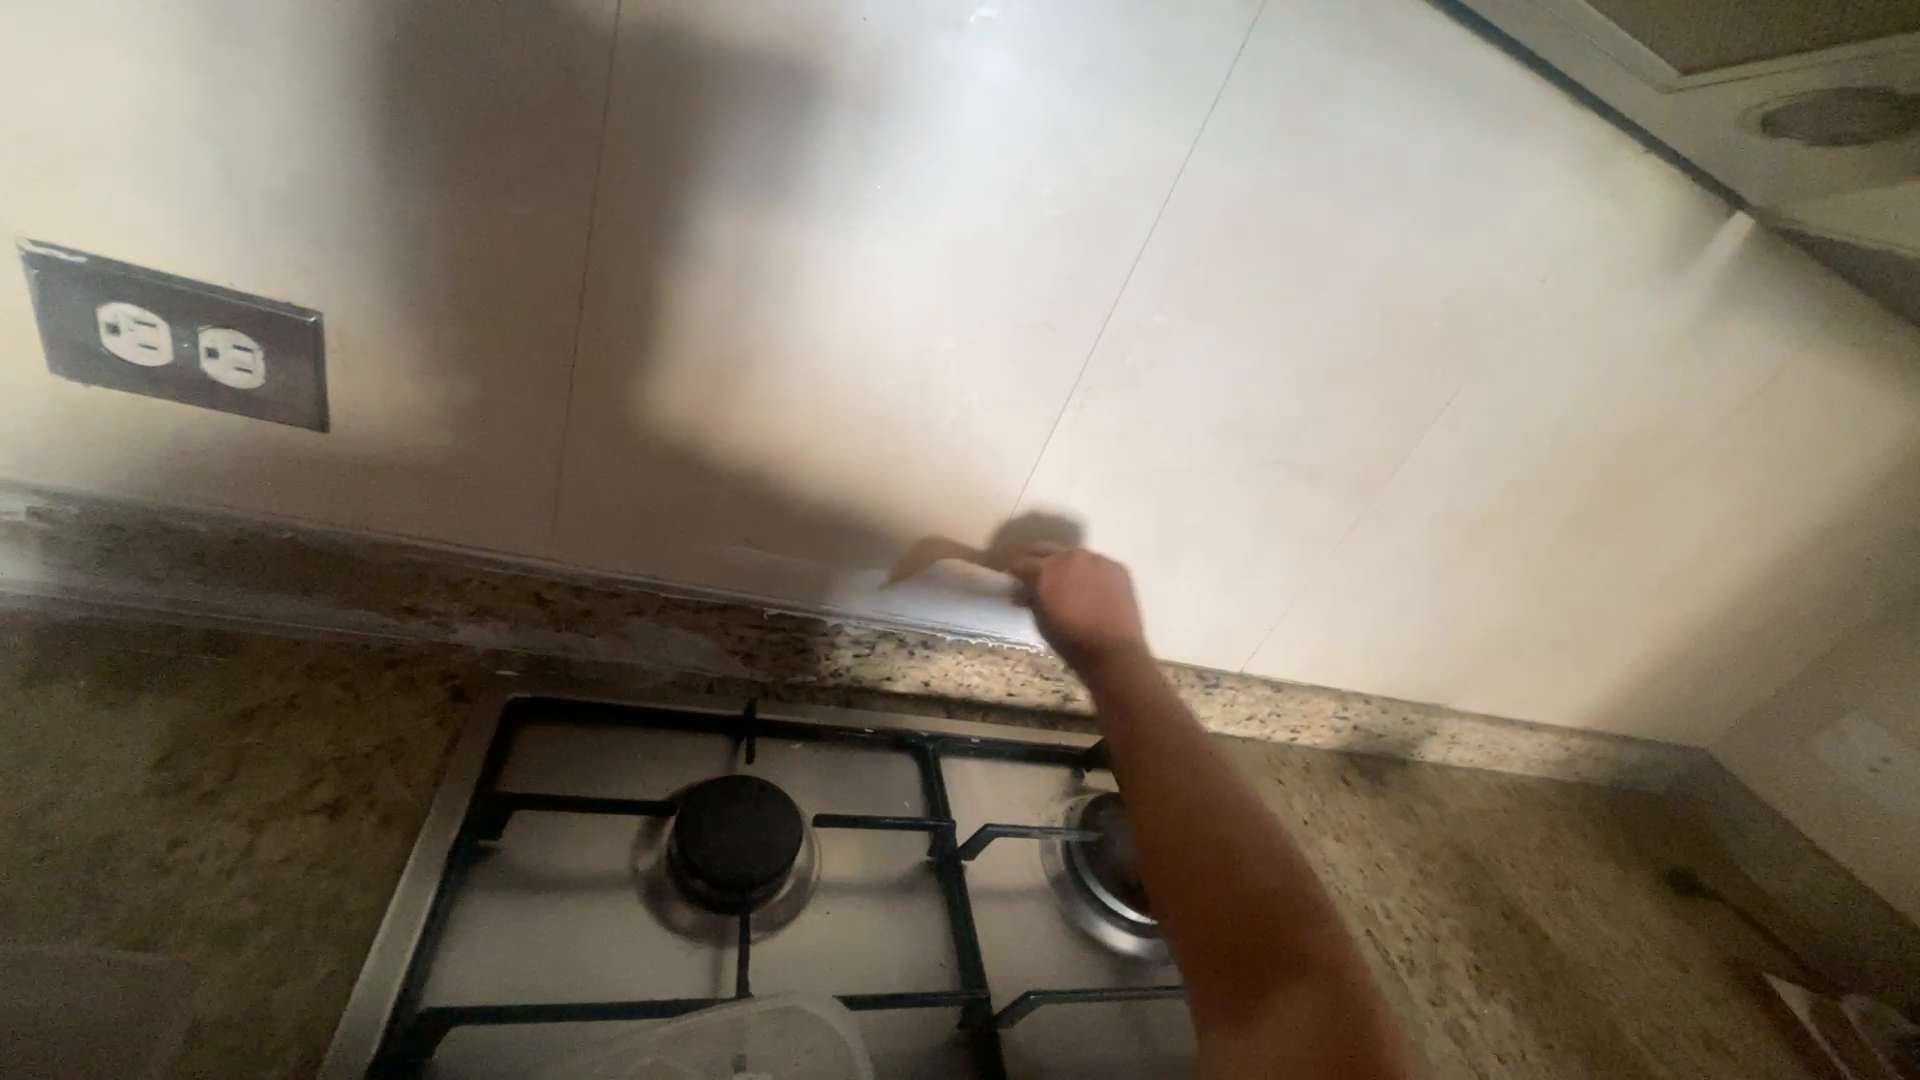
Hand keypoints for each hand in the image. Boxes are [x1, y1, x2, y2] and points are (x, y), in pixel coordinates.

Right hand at [1007, 543, 1150, 672]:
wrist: (1114, 650)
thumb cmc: (1071, 640)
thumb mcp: (1041, 621)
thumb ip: (1030, 599)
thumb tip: (1020, 592)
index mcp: (1046, 569)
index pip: (1022, 563)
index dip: (1015, 573)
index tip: (1015, 582)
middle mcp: (1069, 556)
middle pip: (1045, 549)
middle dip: (1036, 560)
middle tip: (1035, 576)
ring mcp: (1096, 559)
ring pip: (1072, 554)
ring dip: (1065, 564)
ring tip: (1066, 582)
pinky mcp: (1116, 567)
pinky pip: (1096, 564)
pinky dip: (1089, 572)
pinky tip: (1092, 589)